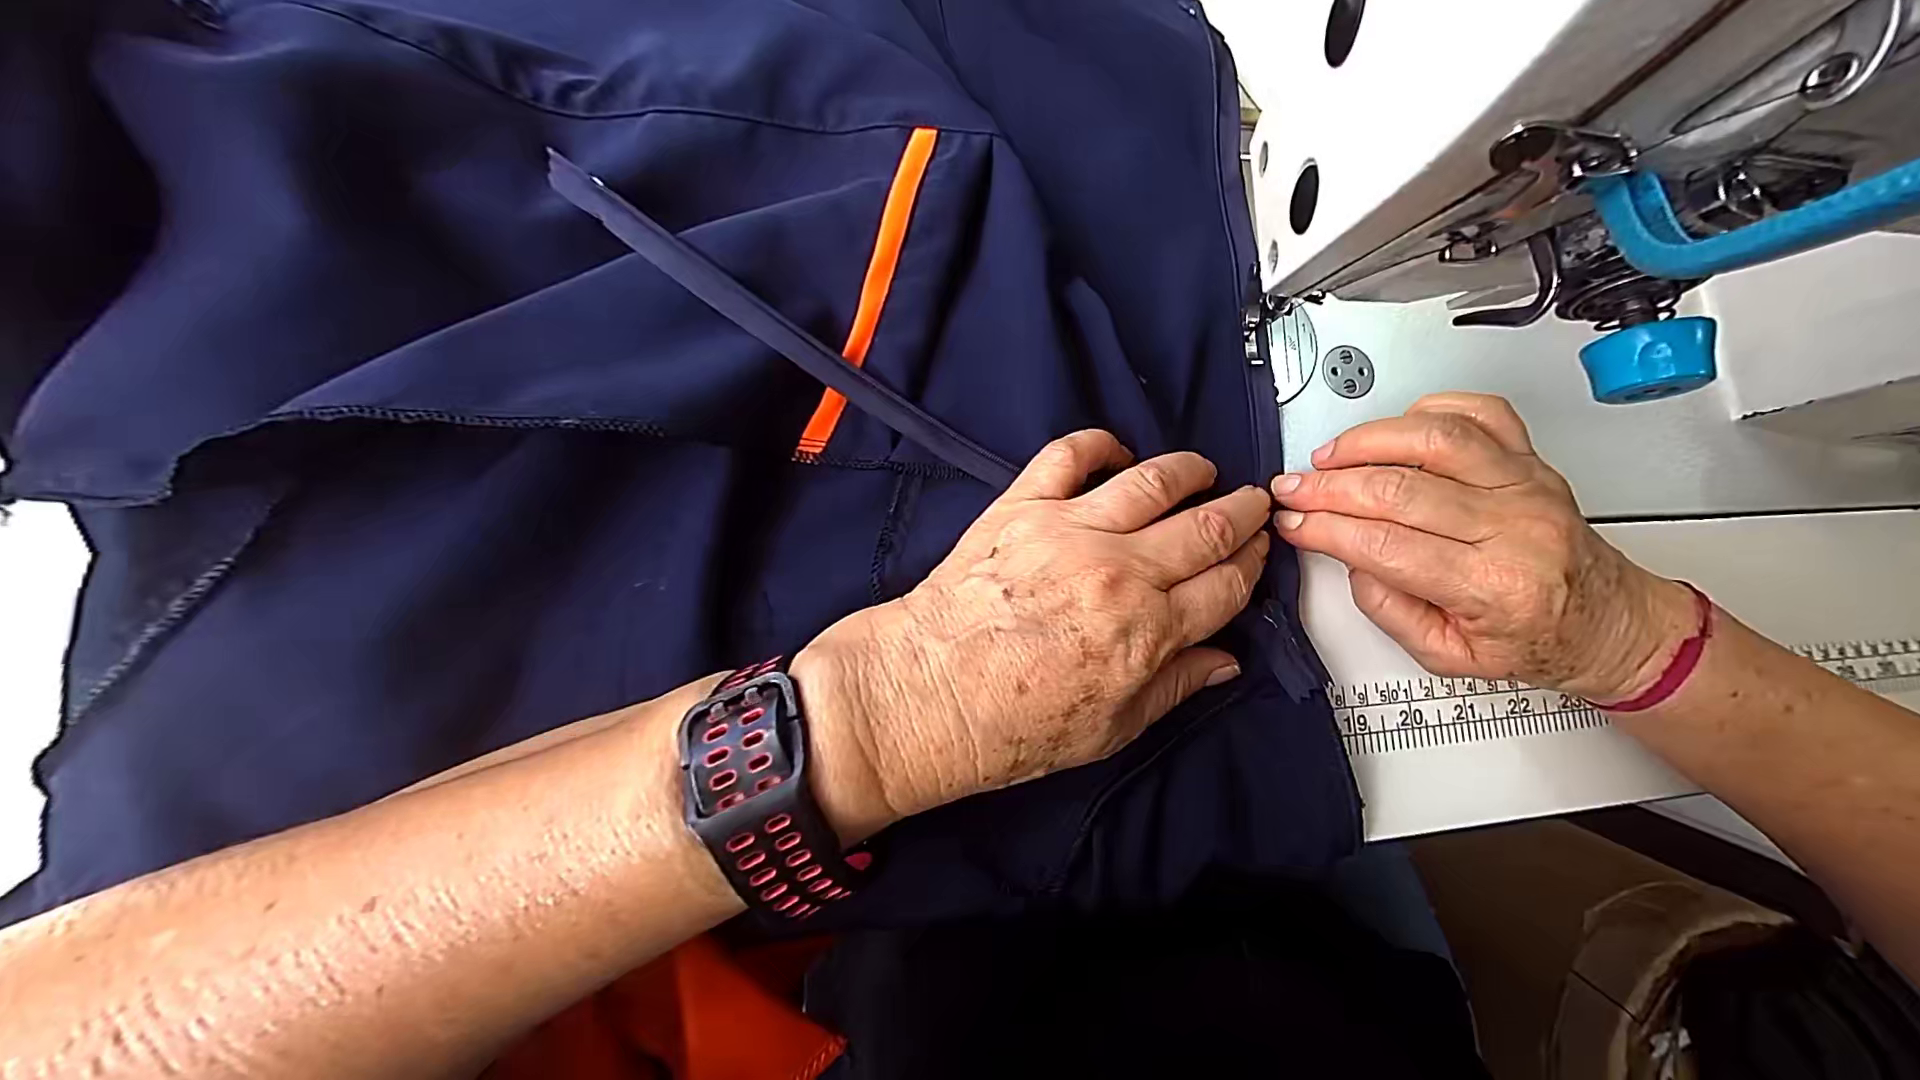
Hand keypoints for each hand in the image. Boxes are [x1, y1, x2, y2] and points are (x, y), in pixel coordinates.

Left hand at [793, 430, 1271, 839]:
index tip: (1257, 550)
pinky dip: (1098, 444)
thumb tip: (1222, 662)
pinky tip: (1116, 451)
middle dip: (1240, 511)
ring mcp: (1070, 533)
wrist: (927, 694)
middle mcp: (1119, 573)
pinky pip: (1069, 456)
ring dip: (1189, 471)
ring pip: (1152, 482)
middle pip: (1205, 527)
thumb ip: (1174, 687)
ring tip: (1201, 470)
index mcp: (1148, 632)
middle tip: (1250, 503)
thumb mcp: (1111, 729)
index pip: (1226, 584)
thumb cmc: (1008, 723)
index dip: (1252, 563)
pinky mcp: (1022, 509)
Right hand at [1268, 393, 1697, 702]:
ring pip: (1435, 438)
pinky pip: (1480, 412)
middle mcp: (1515, 527)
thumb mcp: (1445, 654)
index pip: (1383, 544)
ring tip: (1330, 456)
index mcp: (1493, 585)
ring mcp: (1526, 485)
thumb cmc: (1534, 638)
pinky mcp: (1531, 462)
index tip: (1292, 523)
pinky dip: (1428, 410)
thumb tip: (1347, 556)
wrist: (1607, 623)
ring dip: (1367, 441)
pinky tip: (1395, 428)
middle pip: (1396, 488)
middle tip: (1293, 490)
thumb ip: (1386, 608)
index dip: (1322, 528)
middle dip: (1326, 487)